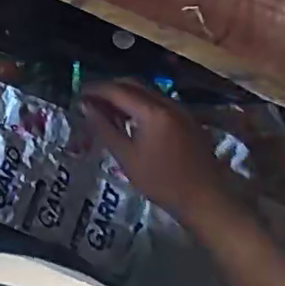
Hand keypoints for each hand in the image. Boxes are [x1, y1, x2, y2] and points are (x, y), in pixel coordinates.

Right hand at [78, 80, 229, 220]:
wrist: (206, 201)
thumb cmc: (161, 181)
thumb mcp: (125, 156)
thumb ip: (103, 127)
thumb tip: (85, 106)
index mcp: (153, 112)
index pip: (117, 90)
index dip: (94, 90)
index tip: (77, 95)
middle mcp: (169, 105)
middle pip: (133, 84)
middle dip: (108, 89)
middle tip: (90, 101)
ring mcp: (182, 111)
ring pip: (146, 91)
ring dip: (124, 95)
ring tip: (106, 111)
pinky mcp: (188, 120)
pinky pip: (158, 102)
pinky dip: (139, 103)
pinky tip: (130, 120)